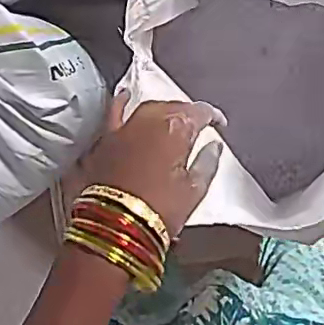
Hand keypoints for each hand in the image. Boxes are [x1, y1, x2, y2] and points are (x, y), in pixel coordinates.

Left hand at [69, 90, 225, 236]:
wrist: (114, 227)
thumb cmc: (157, 210)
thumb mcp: (194, 191)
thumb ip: (207, 163)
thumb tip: (213, 148)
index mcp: (176, 128)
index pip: (200, 112)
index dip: (212, 116)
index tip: (218, 124)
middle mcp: (150, 120)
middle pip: (175, 107)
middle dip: (188, 114)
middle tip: (198, 126)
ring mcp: (125, 128)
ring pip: (149, 108)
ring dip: (163, 111)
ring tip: (171, 119)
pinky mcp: (105, 139)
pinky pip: (114, 113)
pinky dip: (121, 103)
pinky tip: (124, 96)